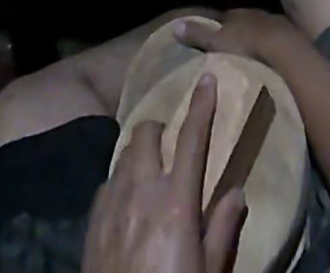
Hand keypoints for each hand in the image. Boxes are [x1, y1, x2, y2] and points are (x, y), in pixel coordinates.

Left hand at [84, 72, 248, 272]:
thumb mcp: (209, 272)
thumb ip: (222, 229)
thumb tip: (236, 193)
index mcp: (175, 201)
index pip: (192, 139)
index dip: (201, 105)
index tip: (208, 78)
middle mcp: (140, 189)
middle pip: (144, 133)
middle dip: (158, 131)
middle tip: (170, 146)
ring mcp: (111, 201)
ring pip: (122, 155)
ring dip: (138, 156)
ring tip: (150, 175)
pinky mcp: (92, 218)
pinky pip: (107, 183)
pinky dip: (120, 183)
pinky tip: (128, 205)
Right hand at [174, 9, 304, 63]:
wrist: (285, 50)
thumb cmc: (246, 45)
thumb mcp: (217, 42)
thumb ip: (198, 34)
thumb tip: (175, 25)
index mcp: (236, 13)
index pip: (223, 17)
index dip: (217, 27)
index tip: (212, 39)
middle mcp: (255, 14)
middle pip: (243, 23)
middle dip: (238, 33)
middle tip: (231, 50)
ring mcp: (274, 24)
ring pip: (261, 31)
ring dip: (256, 41)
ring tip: (250, 58)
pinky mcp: (291, 38)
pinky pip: (276, 42)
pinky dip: (271, 50)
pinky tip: (270, 62)